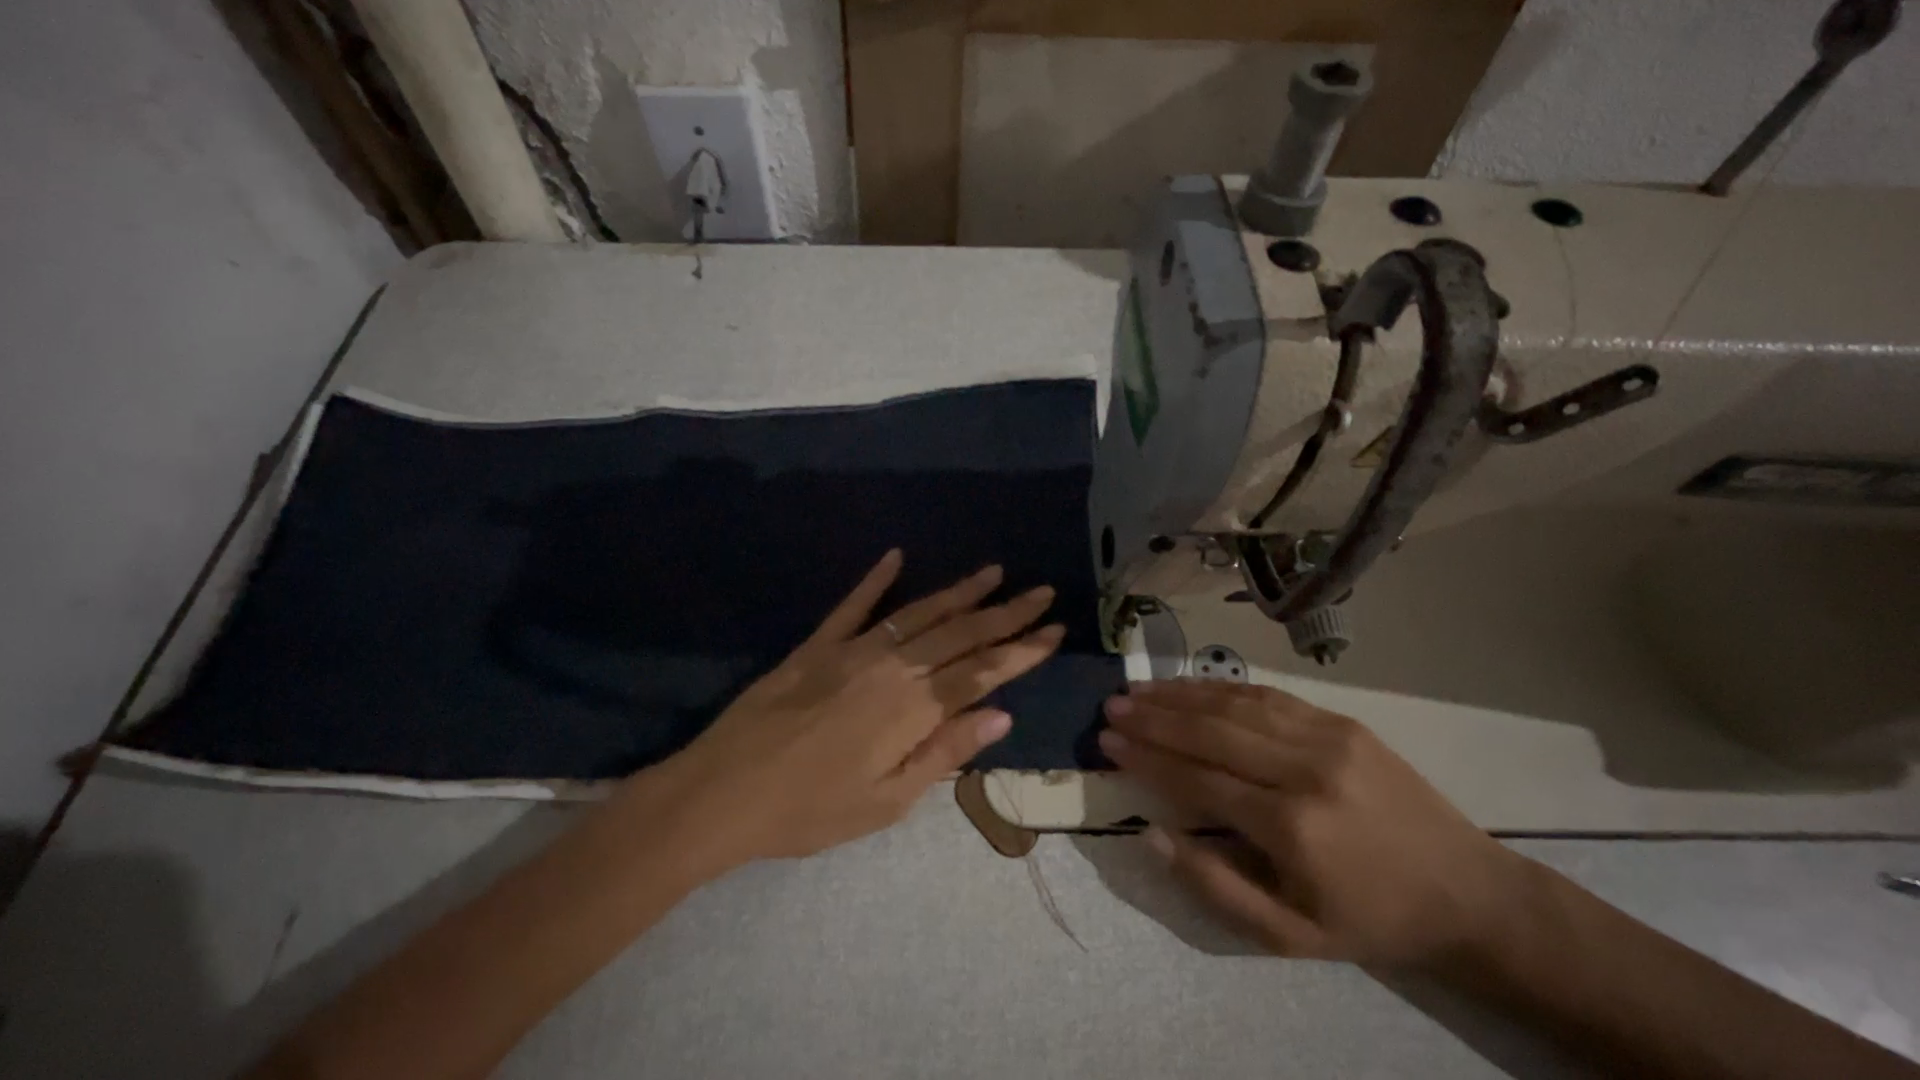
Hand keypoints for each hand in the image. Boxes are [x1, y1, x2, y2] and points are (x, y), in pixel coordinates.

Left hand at [643, 549, 1063, 868]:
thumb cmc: (810, 812)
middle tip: (1042, 592)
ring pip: (918, 614)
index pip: (982, 673)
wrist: (722, 792)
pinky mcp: (814, 645)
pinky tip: (895, 556)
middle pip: (960, 635)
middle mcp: (891, 669)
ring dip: (959, 592)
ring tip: (994, 572)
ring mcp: (851, 651)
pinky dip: (875, 580)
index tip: (1055, 630)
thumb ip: (944, 752)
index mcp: (912, 711)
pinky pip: (852, 605)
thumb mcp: (887, 801)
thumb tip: (1001, 715)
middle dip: (1005, 614)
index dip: (1022, 651)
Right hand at [1099, 681, 1529, 969]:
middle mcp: (1305, 770)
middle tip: (1110, 707)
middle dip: (1153, 718)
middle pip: (1211, 732)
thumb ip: (1214, 885)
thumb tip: (1152, 834)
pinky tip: (1194, 685)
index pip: (1197, 779)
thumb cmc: (1369, 920)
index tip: (1106, 742)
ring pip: (1238, 705)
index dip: (1146, 759)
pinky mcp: (1345, 724)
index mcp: (1291, 827)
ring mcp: (1328, 738)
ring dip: (1181, 695)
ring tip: (1138, 689)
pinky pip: (1272, 697)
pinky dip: (1225, 687)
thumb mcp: (1287, 934)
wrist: (1466, 892)